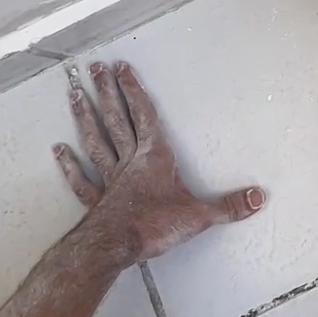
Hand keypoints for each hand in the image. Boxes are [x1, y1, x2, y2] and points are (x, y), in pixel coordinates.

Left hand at [53, 61, 263, 266]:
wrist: (113, 248)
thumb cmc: (153, 225)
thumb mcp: (199, 215)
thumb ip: (229, 206)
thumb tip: (259, 197)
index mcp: (154, 157)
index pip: (144, 115)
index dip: (134, 90)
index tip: (121, 68)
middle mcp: (129, 161)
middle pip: (117, 119)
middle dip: (107, 92)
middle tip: (95, 69)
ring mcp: (110, 179)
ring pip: (96, 141)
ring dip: (85, 117)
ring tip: (75, 94)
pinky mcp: (97, 199)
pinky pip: (82, 178)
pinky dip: (69, 164)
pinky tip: (59, 150)